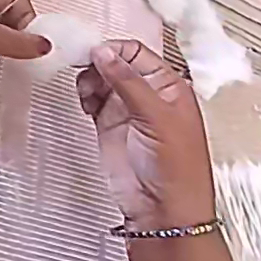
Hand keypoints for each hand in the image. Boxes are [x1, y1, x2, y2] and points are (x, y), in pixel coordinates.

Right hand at [76, 40, 216, 227]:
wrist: (161, 210)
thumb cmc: (177, 170)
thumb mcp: (156, 118)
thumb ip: (128, 82)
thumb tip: (104, 52)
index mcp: (168, 86)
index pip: (136, 52)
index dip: (114, 50)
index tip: (92, 54)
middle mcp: (147, 94)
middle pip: (114, 62)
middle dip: (97, 63)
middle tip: (83, 71)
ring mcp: (126, 109)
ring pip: (100, 78)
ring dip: (88, 79)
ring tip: (86, 92)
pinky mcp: (108, 123)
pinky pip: (91, 97)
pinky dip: (84, 95)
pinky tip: (86, 103)